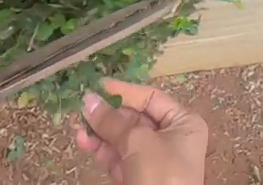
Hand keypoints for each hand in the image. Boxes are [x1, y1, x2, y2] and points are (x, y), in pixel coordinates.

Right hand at [73, 79, 208, 184]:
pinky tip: (85, 144)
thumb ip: (112, 120)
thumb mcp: (137, 142)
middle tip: (82, 109)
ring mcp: (157, 162)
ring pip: (125, 140)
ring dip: (101, 134)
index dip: (124, 91)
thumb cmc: (160, 174)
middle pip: (135, 119)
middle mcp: (173, 139)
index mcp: (183, 123)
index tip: (97, 86)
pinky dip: (104, 152)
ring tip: (78, 130)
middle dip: (109, 116)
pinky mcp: (142, 181)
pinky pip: (121, 159)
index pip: (151, 98)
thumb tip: (88, 99)